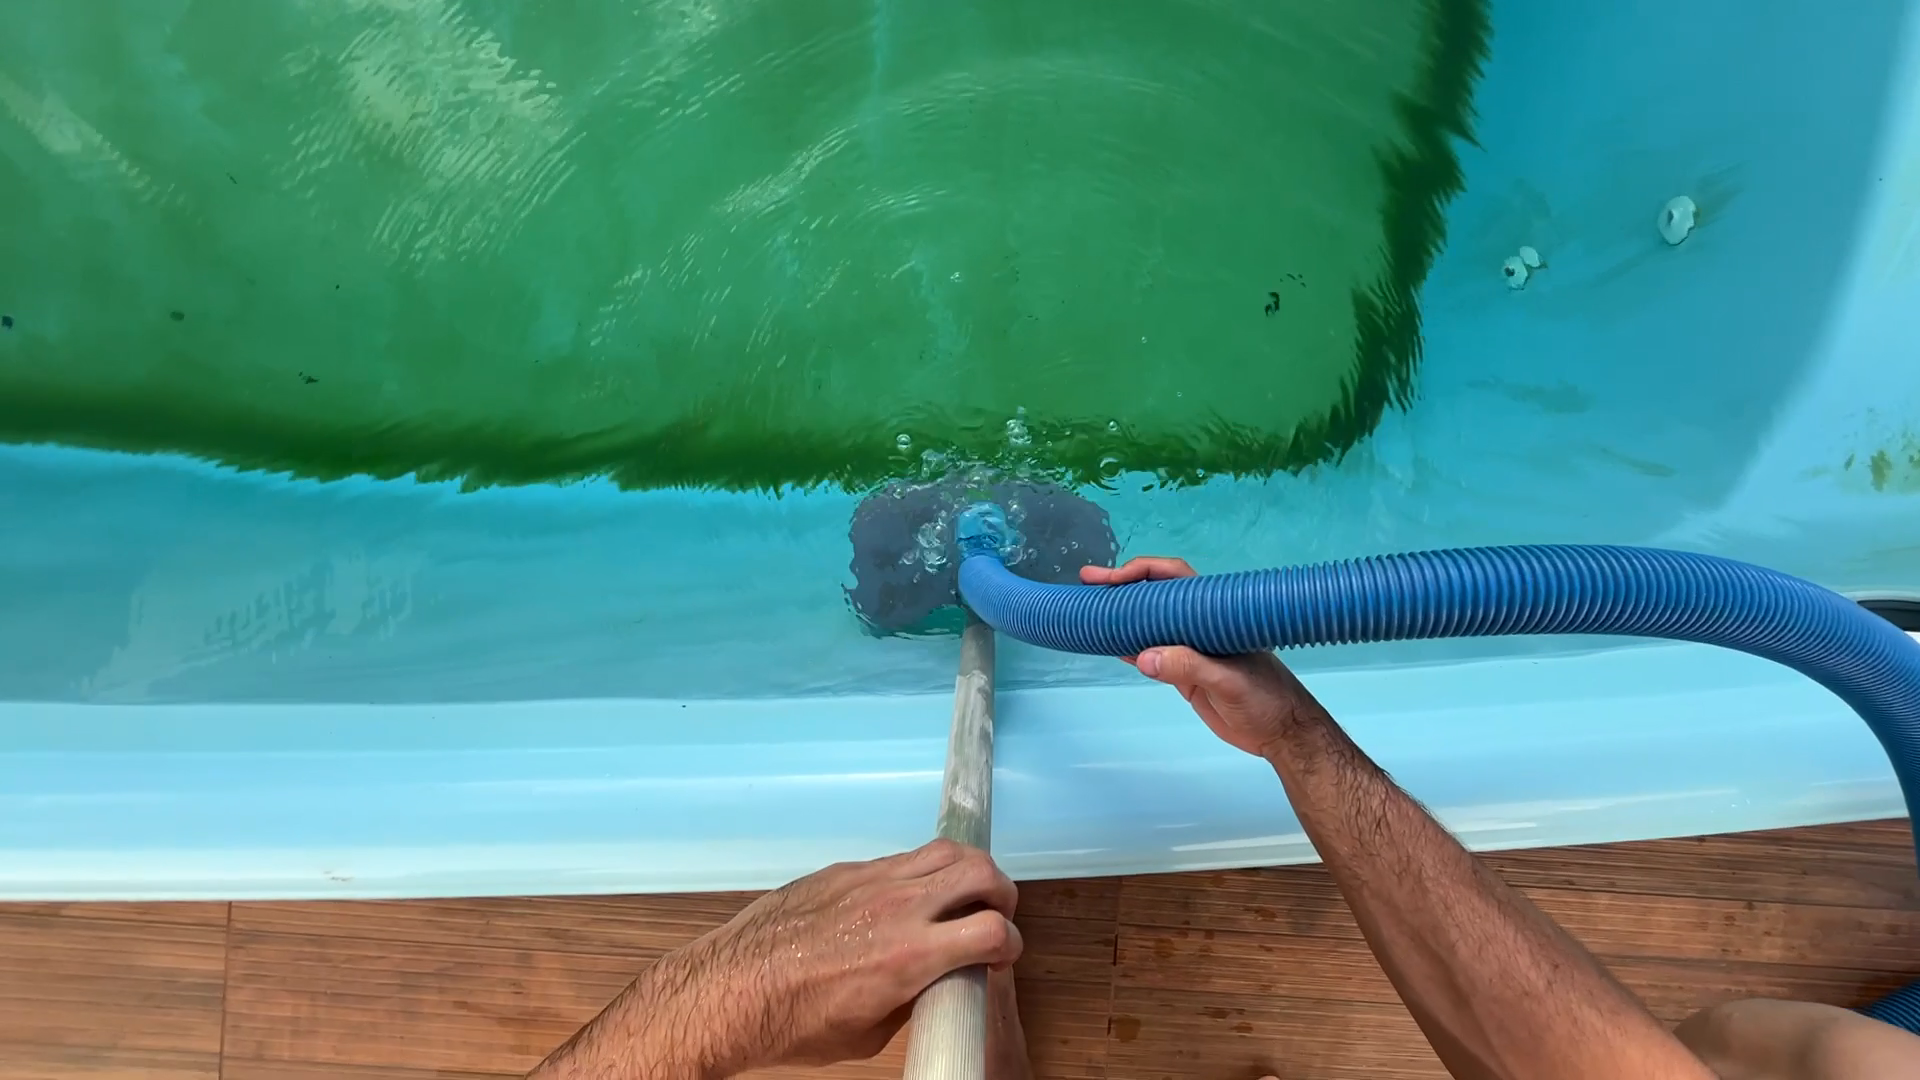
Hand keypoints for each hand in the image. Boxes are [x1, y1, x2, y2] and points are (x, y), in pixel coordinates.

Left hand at [652, 839, 1022, 1075]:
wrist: (736, 987)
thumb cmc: (799, 1023)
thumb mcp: (872, 1032)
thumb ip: (916, 994)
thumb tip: (937, 974)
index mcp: (911, 956)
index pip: (992, 931)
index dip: (1011, 944)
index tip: (1004, 954)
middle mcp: (900, 906)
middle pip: (979, 870)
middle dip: (1002, 892)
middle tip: (998, 912)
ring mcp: (874, 878)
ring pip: (945, 849)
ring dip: (969, 868)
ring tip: (968, 890)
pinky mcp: (850, 867)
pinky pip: (904, 857)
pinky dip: (925, 871)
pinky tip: (914, 894)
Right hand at [1080, 556, 1328, 758]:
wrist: (1283, 735)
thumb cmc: (1267, 700)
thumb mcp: (1230, 681)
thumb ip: (1189, 667)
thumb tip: (1143, 656)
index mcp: (1214, 612)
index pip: (1173, 577)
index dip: (1142, 572)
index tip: (1113, 580)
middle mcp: (1199, 623)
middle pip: (1155, 593)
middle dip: (1122, 584)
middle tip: (1088, 581)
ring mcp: (1190, 646)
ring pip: (1149, 619)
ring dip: (1121, 612)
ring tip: (1089, 606)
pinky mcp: (1185, 671)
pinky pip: (1150, 650)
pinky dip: (1127, 644)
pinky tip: (1107, 641)